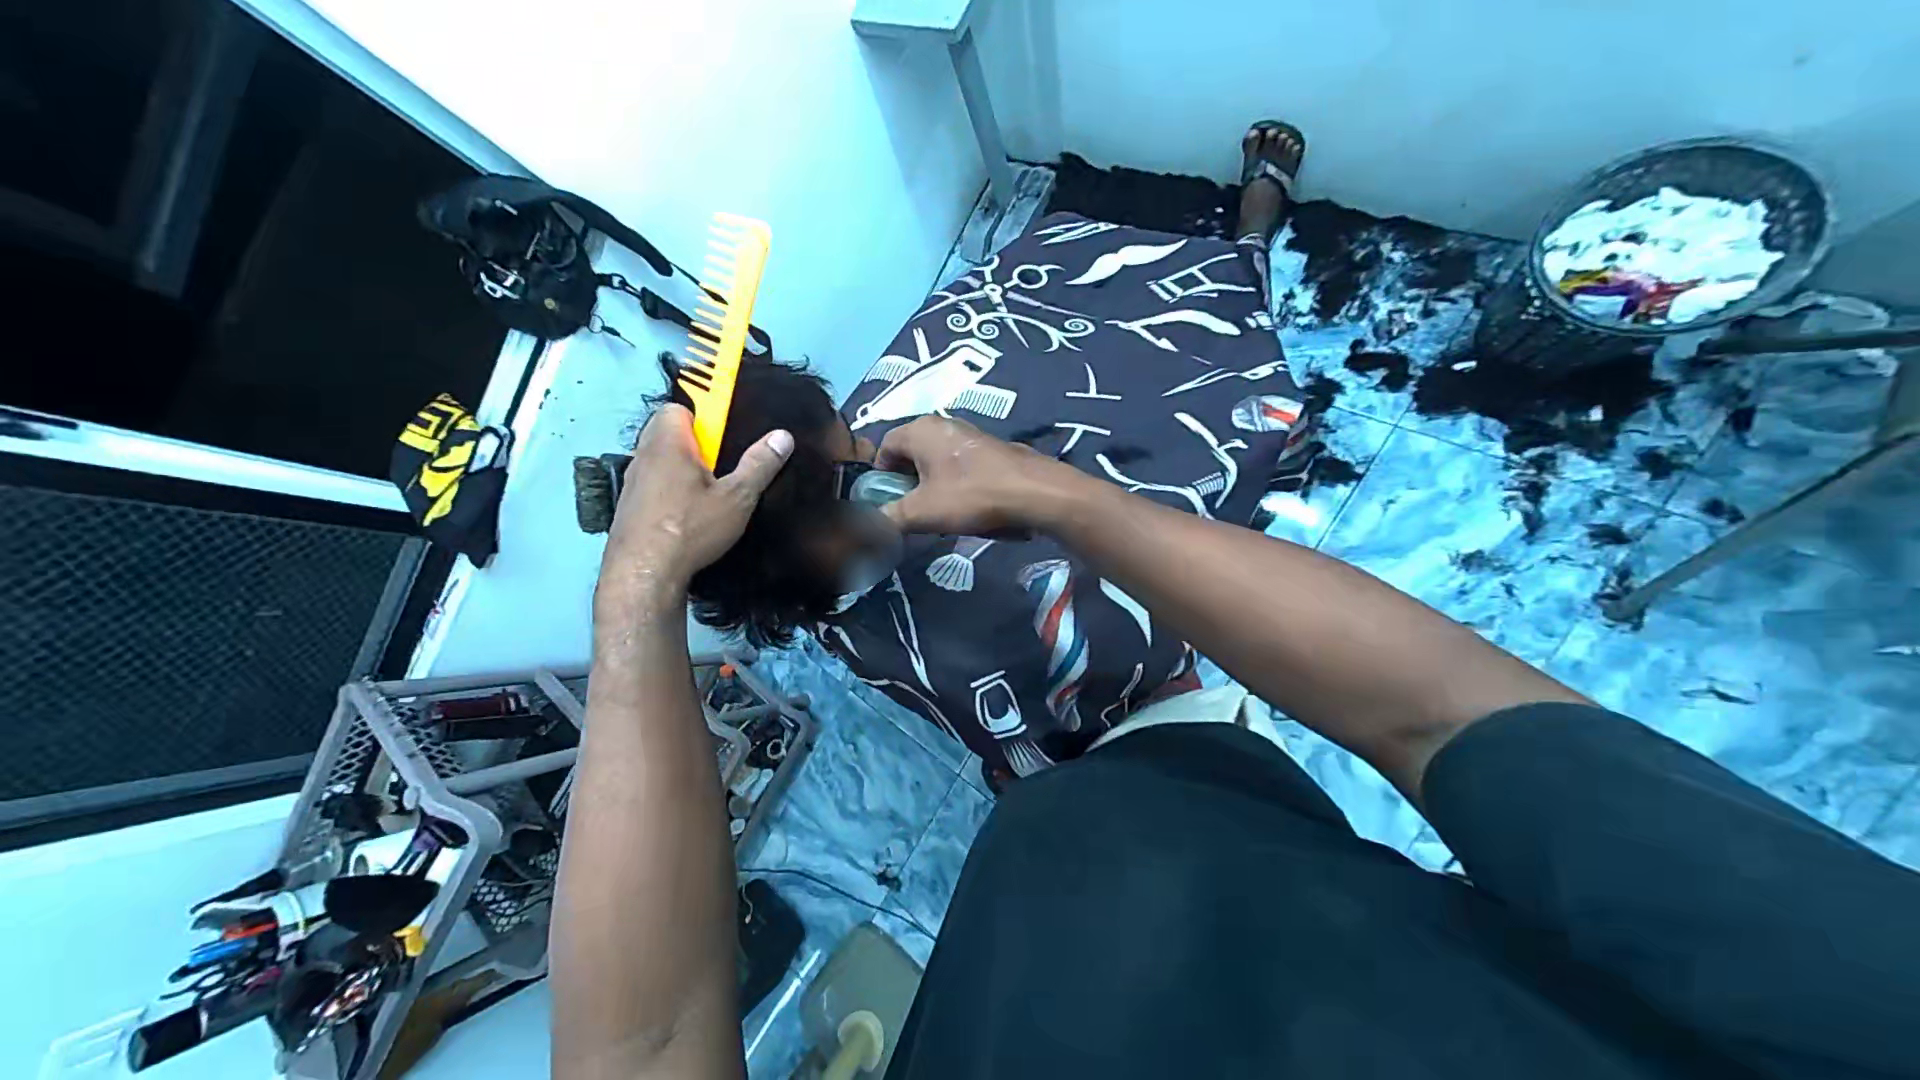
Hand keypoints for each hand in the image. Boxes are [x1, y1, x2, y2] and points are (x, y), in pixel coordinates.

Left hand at [598, 405, 791, 605]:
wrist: (643, 574)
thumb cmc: (691, 528)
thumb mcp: (737, 498)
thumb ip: (759, 465)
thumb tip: (782, 435)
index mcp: (668, 442)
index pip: (679, 406)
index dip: (704, 416)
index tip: (725, 437)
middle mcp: (644, 454)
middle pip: (668, 432)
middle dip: (696, 443)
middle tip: (722, 469)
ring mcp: (632, 480)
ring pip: (660, 460)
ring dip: (682, 469)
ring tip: (708, 495)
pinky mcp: (628, 505)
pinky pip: (653, 484)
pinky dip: (670, 490)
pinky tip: (688, 516)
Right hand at [874, 415, 1077, 535]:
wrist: (1033, 492)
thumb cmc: (970, 495)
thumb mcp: (921, 512)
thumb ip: (889, 517)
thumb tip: (869, 525)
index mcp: (919, 429)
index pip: (883, 448)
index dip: (880, 477)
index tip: (886, 503)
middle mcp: (942, 423)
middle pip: (910, 455)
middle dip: (907, 484)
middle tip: (912, 511)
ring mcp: (969, 434)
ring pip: (936, 462)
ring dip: (932, 487)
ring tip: (940, 514)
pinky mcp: (990, 449)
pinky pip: (960, 467)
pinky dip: (956, 485)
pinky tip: (967, 508)